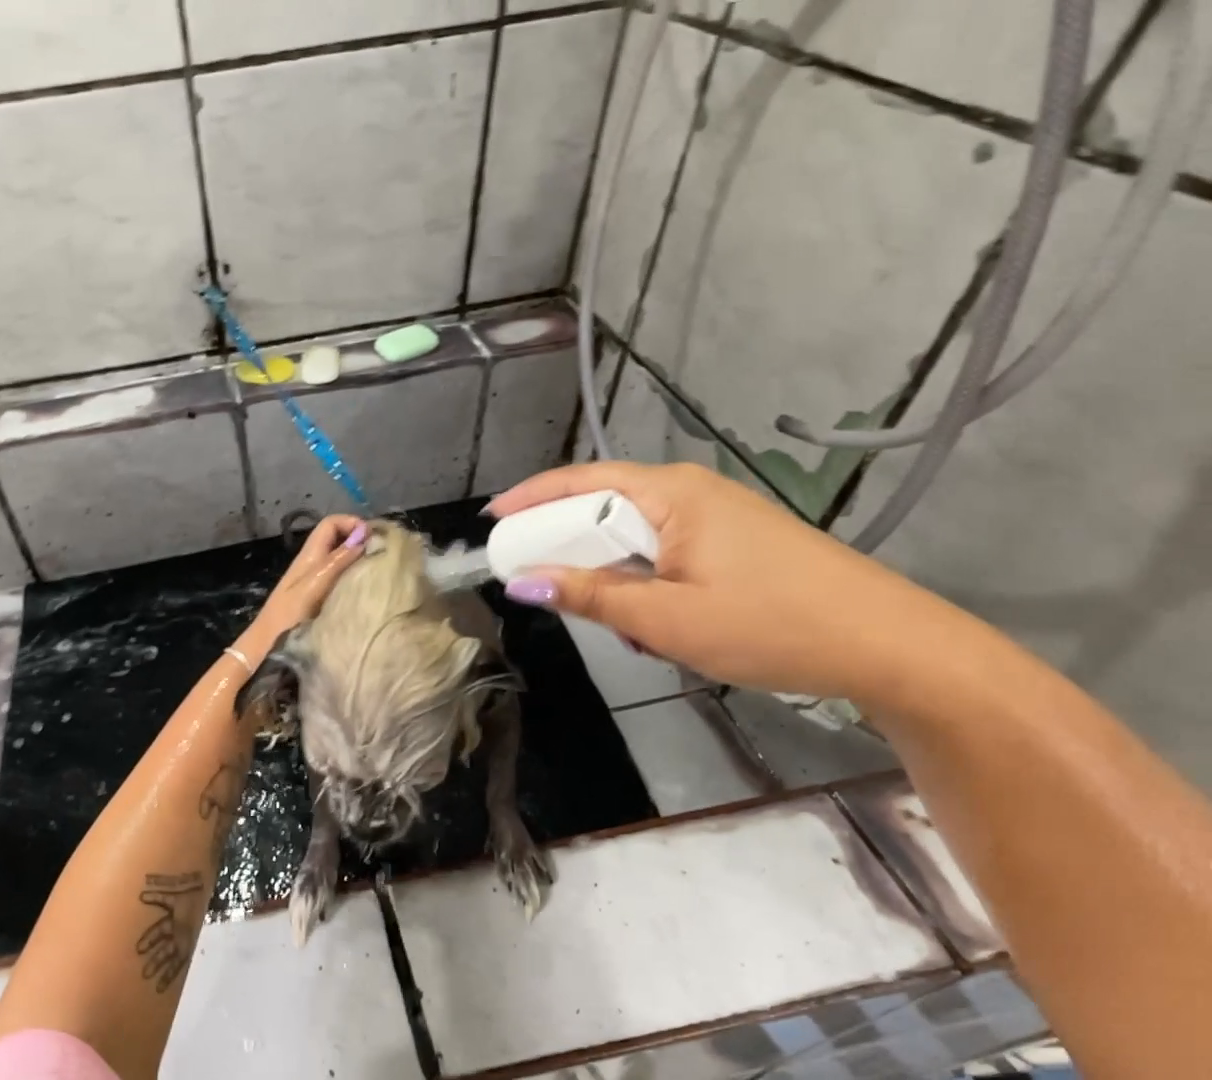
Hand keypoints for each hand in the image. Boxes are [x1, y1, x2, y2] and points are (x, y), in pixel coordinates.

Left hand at [240, 515, 367, 654]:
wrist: (270, 643)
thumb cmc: (290, 613)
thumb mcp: (315, 584)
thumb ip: (337, 560)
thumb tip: (363, 535)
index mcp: (310, 554)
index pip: (331, 523)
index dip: (352, 522)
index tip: (374, 537)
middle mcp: (314, 561)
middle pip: (338, 538)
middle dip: (360, 539)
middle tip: (384, 552)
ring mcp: (317, 578)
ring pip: (341, 557)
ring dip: (360, 557)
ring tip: (381, 567)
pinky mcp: (321, 595)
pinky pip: (342, 576)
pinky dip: (356, 574)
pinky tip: (368, 586)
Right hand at [487, 462, 949, 701]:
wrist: (890, 646)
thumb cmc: (771, 625)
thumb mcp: (666, 620)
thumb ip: (589, 596)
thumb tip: (521, 582)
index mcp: (672, 494)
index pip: (580, 481)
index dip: (530, 499)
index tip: (491, 524)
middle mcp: (691, 492)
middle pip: (604, 507)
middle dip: (572, 550)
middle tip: (549, 591)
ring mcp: (719, 516)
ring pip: (635, 536)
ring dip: (613, 576)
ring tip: (624, 627)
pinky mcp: (737, 542)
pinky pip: (666, 552)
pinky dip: (645, 583)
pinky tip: (660, 626)